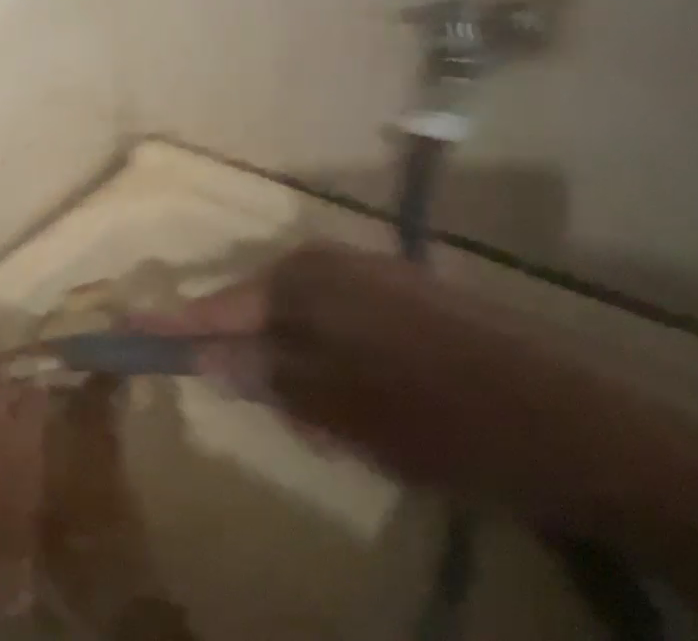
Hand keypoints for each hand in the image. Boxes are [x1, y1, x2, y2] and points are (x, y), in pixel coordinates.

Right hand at [132, 241, 582, 509]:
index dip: (168, 324)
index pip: (215, 306)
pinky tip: (376, 416)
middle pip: (262, 318)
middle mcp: (336, 265)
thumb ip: (256, 371)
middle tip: (286, 421)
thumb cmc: (429, 413)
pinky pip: (349, 336)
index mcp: (304, 278)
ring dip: (306, 378)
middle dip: (260, 367)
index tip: (119, 328)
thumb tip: (199, 353)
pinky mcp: (420, 305)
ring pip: (308, 332)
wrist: (577, 431)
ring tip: (342, 431)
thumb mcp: (326, 403)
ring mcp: (382, 281)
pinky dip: (342, 372)